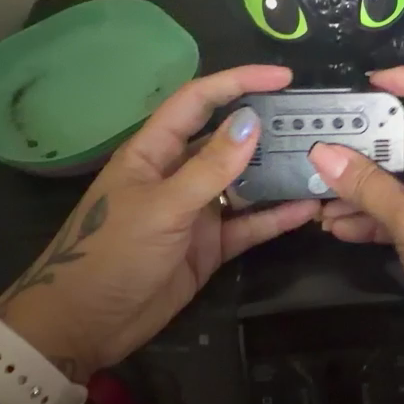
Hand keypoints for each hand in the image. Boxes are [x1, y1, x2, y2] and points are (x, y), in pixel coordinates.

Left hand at [0, 65, 320, 377]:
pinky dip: (277, 217)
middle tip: (313, 120)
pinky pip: (250, 224)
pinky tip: (308, 208)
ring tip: (320, 161)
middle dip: (267, 126)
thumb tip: (252, 121)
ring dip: (278, 172)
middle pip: (228, 138)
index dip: (238, 81)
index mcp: (154, 152)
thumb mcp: (162, 207)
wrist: (83, 327)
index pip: (199, 101)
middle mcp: (178, 173)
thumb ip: (209, 167)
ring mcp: (197, 210)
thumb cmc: (110, 255)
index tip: (283, 76)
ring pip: (245, 181)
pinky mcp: (210, 246)